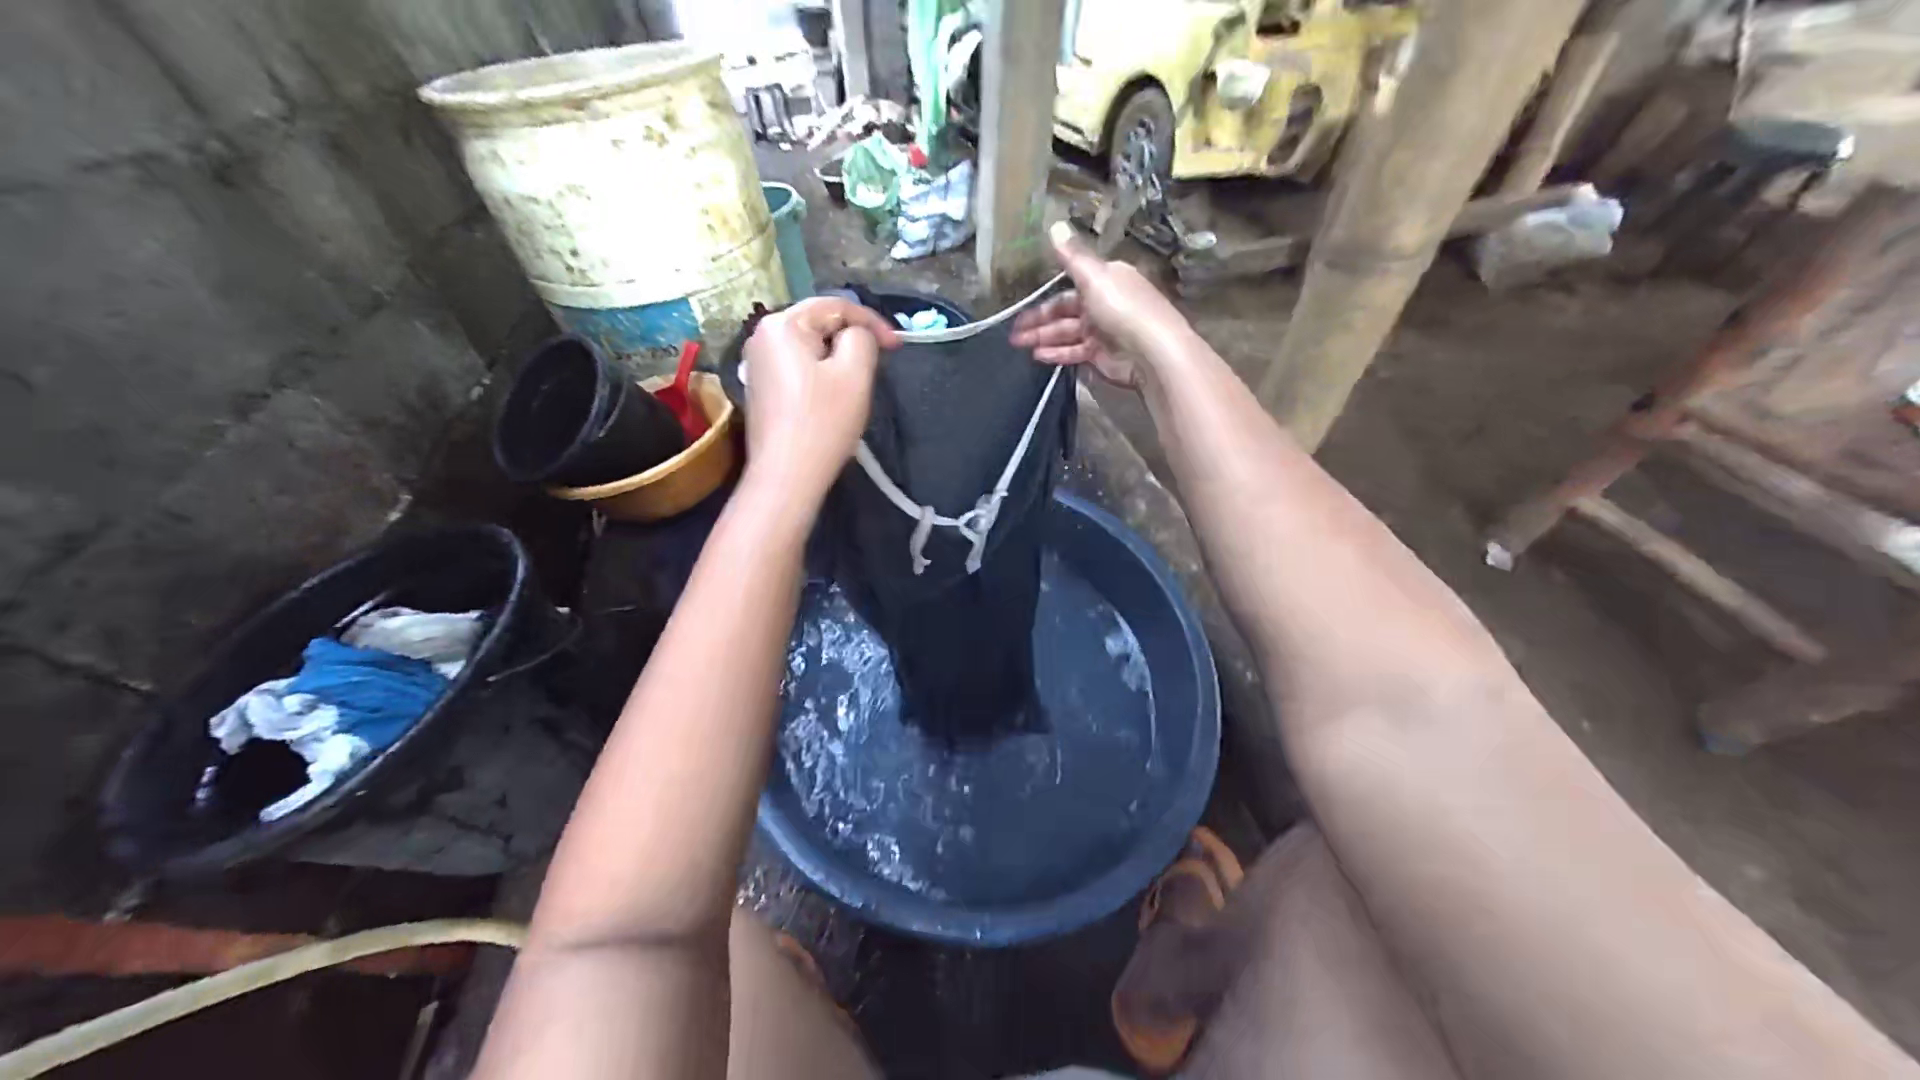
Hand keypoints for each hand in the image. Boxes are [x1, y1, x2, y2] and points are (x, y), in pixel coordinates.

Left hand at [740, 297, 899, 508]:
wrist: (786, 477)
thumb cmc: (823, 423)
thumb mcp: (855, 374)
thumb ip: (862, 339)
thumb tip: (856, 336)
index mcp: (782, 324)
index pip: (835, 306)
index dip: (873, 321)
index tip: (898, 345)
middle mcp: (761, 337)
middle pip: (819, 324)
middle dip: (853, 339)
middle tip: (881, 361)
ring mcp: (757, 364)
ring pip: (810, 348)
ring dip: (838, 359)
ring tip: (860, 381)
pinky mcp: (761, 389)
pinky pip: (798, 368)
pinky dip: (821, 375)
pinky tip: (834, 397)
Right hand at [1009, 221, 1193, 388]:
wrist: (1151, 351)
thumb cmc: (1121, 308)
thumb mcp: (1094, 276)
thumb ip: (1072, 255)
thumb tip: (1054, 224)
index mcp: (1107, 279)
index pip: (1071, 284)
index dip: (1045, 294)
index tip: (1022, 304)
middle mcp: (1105, 302)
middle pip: (1065, 311)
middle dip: (1039, 320)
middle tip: (1013, 332)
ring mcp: (1104, 331)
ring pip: (1067, 333)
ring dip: (1043, 337)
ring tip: (1019, 344)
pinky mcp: (1102, 356)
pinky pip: (1074, 352)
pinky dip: (1057, 353)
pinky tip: (1038, 356)